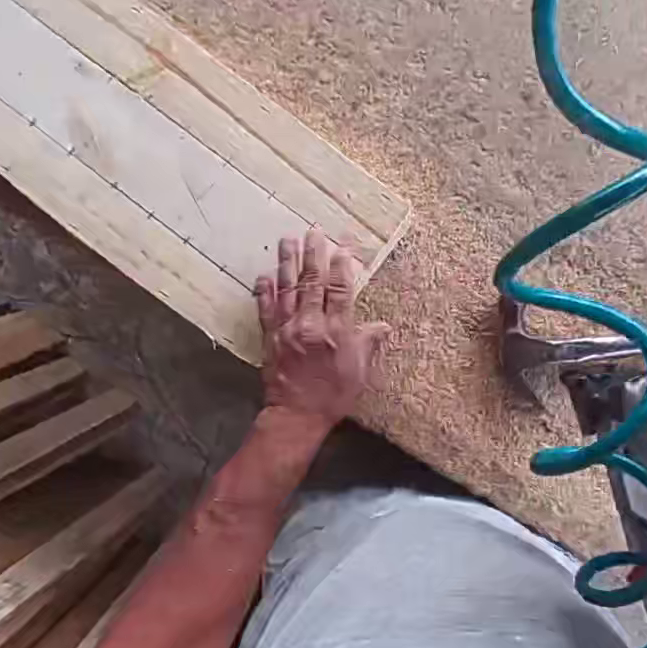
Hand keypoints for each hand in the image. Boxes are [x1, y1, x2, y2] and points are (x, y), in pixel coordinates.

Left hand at [252, 227, 390, 431]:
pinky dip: (264, 292)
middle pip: (313, 282)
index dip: (342, 264)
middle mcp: (311, 325)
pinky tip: (262, 276)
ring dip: (287, 264)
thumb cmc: (332, 397)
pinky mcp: (270, 339)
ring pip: (288, 290)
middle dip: (313, 254)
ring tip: (287, 241)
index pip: (340, 289)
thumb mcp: (360, 372)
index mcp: (337, 331)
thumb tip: (383, 325)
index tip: (343, 244)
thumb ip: (368, 344)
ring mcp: (287, 330)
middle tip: (313, 231)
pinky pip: (266, 311)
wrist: (296, 416)